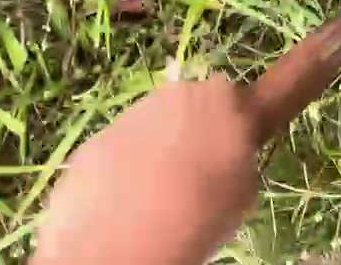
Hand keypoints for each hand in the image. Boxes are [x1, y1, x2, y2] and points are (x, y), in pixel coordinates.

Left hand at [32, 76, 259, 264]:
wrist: (115, 250)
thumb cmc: (196, 219)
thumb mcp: (243, 192)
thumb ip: (242, 157)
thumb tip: (231, 155)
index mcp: (224, 98)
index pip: (242, 98)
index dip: (237, 124)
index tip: (233, 150)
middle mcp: (181, 92)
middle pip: (196, 106)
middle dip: (196, 132)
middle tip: (195, 175)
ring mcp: (134, 112)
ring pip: (156, 123)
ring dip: (159, 147)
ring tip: (155, 193)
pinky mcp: (97, 137)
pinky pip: (121, 146)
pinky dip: (125, 166)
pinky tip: (124, 202)